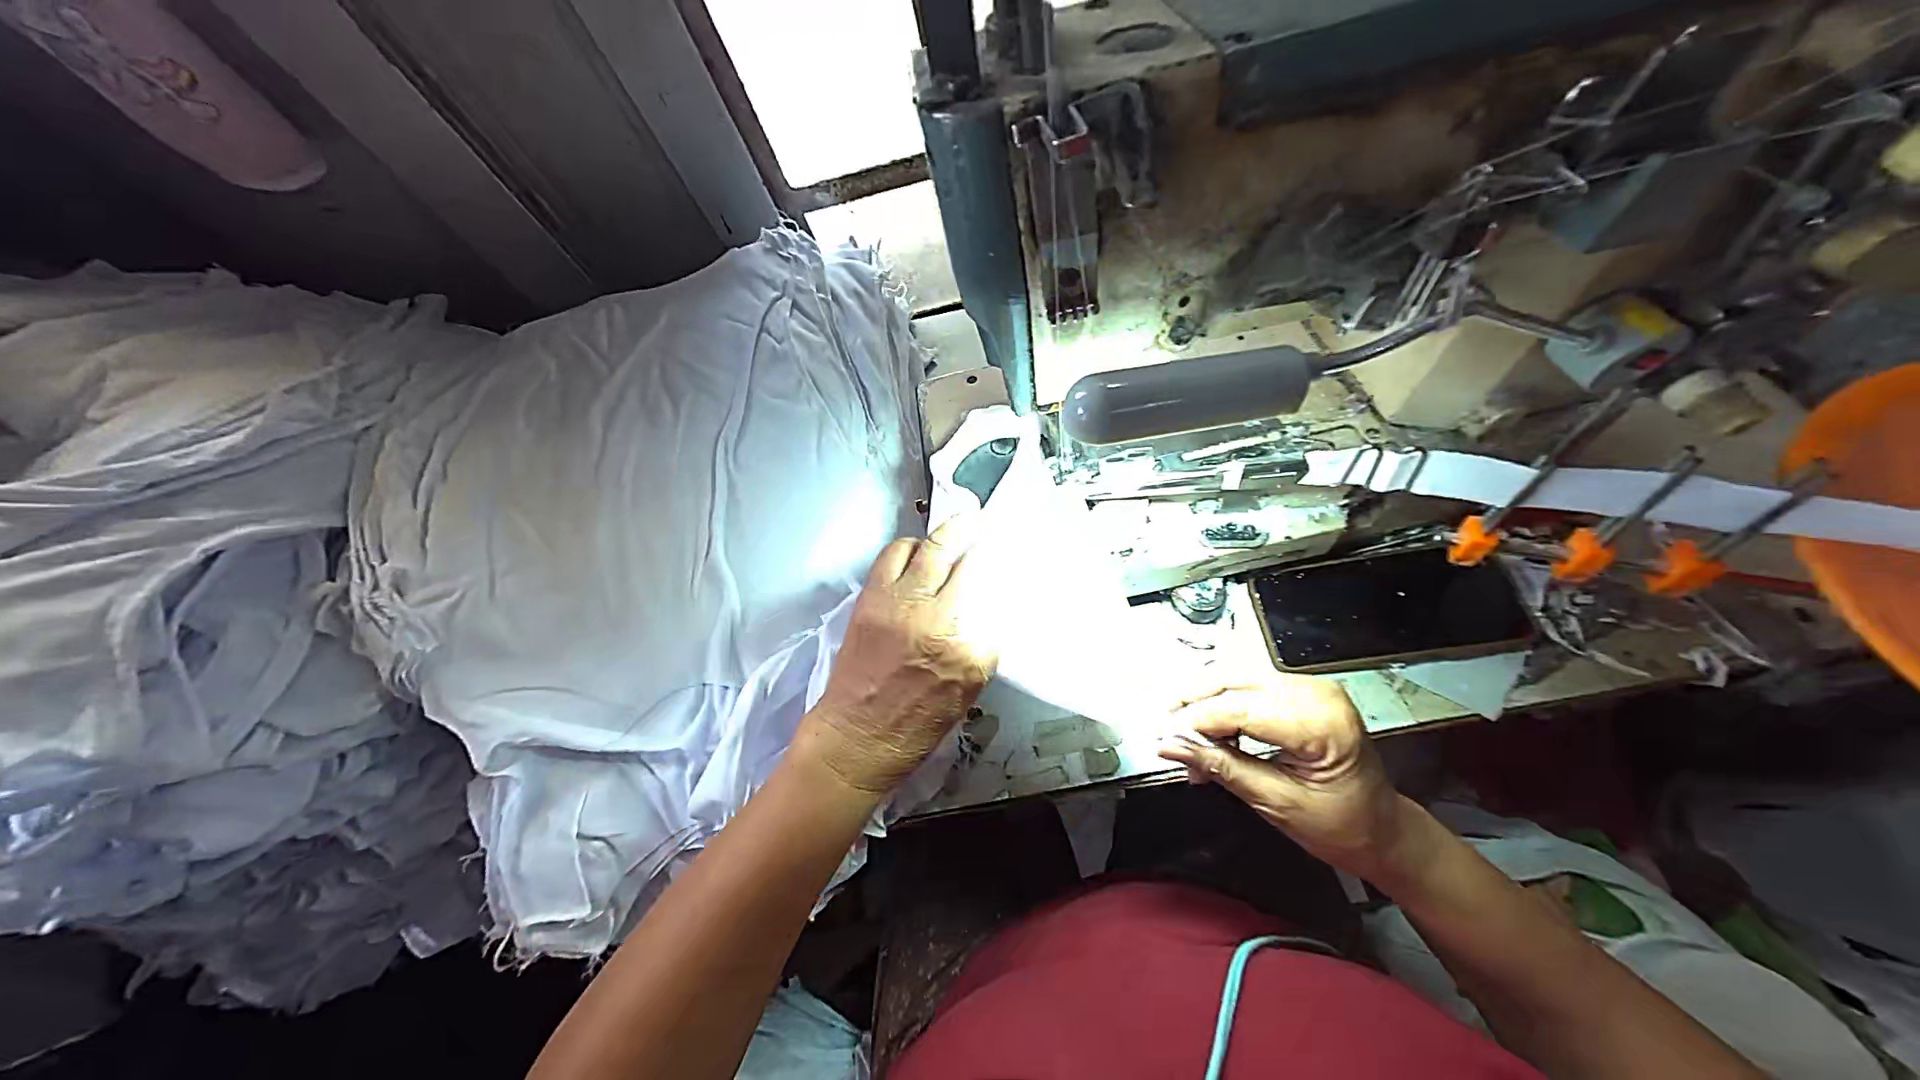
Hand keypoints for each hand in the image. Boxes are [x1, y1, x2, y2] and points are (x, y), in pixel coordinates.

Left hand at [798, 518, 998, 796]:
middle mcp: (938, 622)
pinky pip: (894, 555)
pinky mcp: (873, 599)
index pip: (997, 598)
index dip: (1001, 574)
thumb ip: (982, 645)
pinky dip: (909, 547)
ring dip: (947, 534)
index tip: (1003, 562)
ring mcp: (902, 605)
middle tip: (983, 523)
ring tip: (956, 528)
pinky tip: (917, 550)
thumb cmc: (913, 725)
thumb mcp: (969, 689)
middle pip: (969, 562)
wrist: (859, 737)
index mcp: (969, 653)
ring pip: (933, 548)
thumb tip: (986, 607)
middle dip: (979, 538)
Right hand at [1156, 667, 1414, 880]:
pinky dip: (1222, 709)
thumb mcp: (1276, 804)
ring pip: (1232, 680)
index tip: (1165, 740)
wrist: (1381, 828)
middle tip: (1169, 741)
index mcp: (1322, 722)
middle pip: (1231, 682)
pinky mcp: (1298, 689)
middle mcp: (1316, 692)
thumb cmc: (1344, 825)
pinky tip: (1212, 737)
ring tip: (1191, 749)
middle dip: (1193, 710)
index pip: (1238, 708)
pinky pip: (1245, 687)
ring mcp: (1308, 686)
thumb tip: (1173, 745)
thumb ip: (1221, 767)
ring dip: (1203, 710)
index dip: (1194, 722)